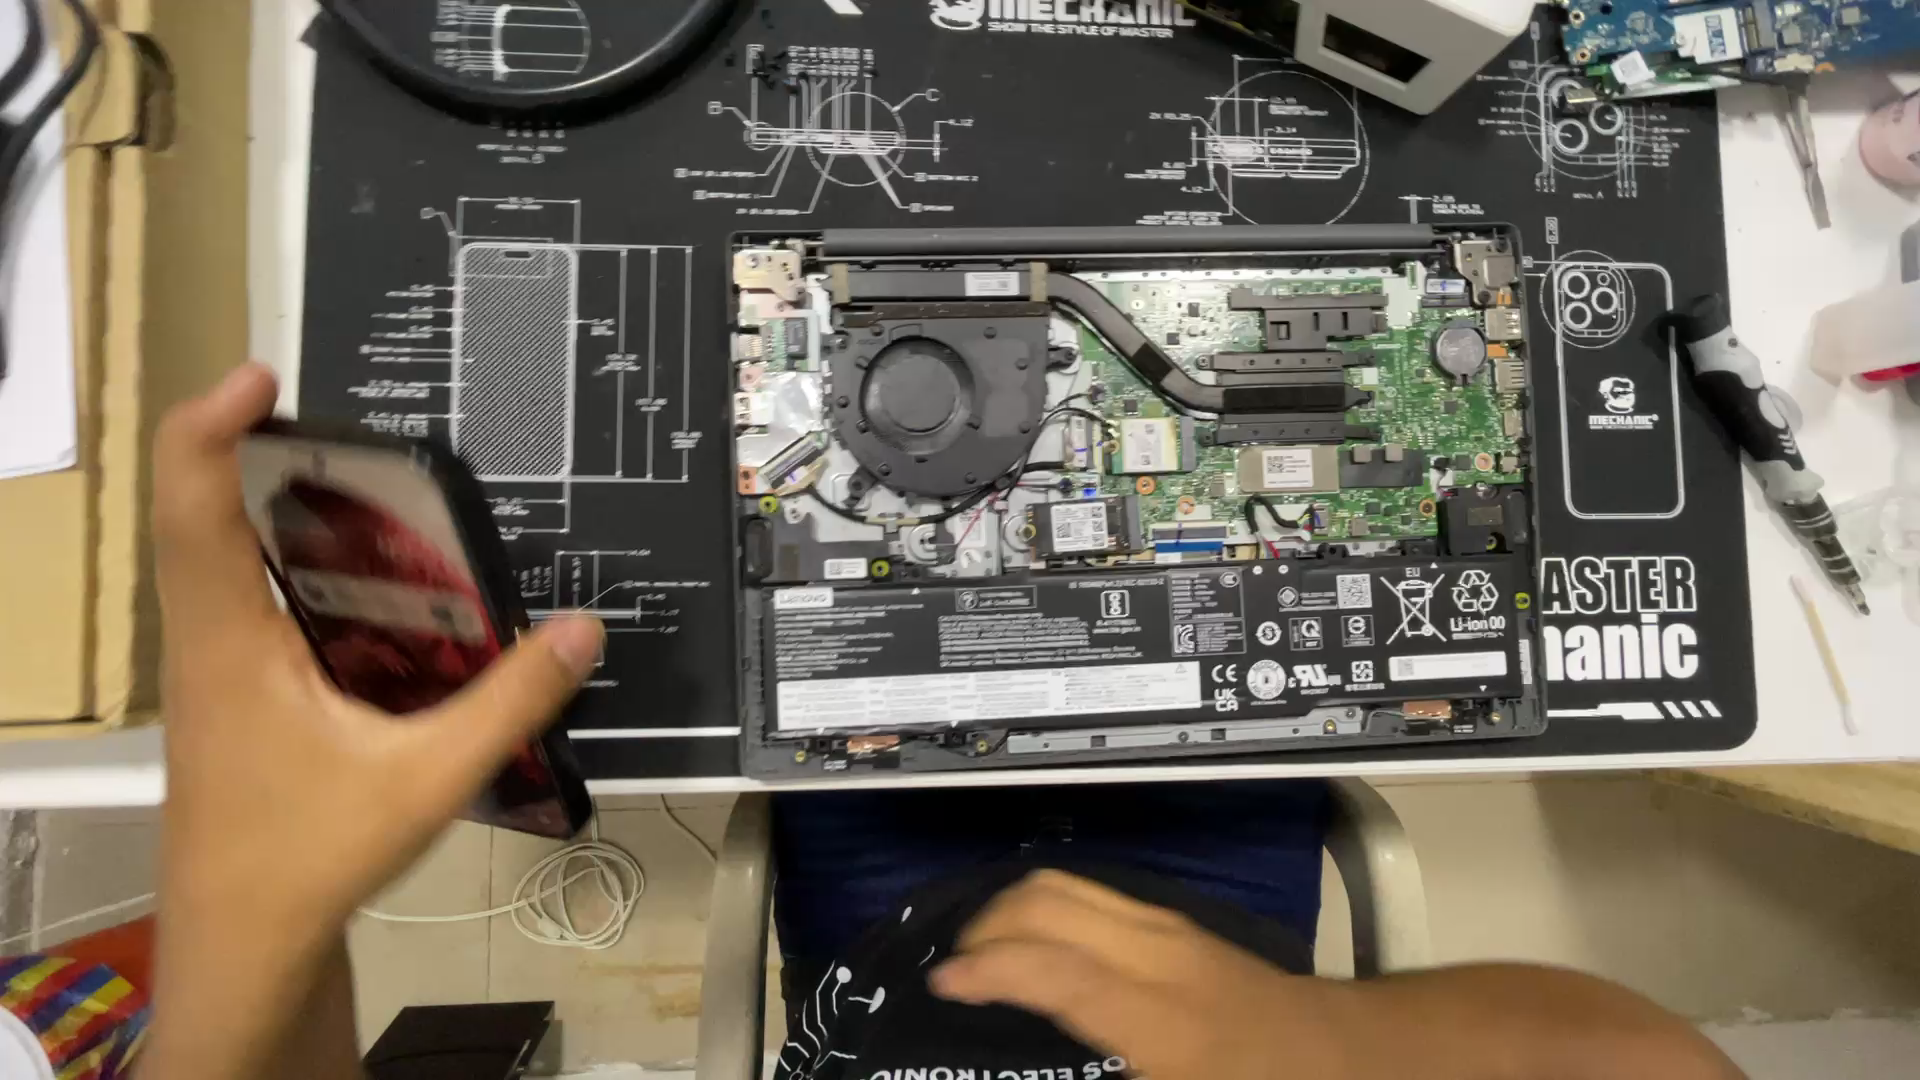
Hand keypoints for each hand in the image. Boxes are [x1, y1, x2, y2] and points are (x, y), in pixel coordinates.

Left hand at [152, 364, 604, 945]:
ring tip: (395, 502)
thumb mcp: (429, 775)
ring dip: (305, 524)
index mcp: (232, 648)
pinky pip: (286, 614)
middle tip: (368, 436)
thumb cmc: (312, 856)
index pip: (192, 517)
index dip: (207, 433)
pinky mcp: (258, 701)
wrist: (250, 945)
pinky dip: (332, 582)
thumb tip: (585, 627)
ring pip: (251, 572)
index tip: (259, 376)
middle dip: (274, 464)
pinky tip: (403, 600)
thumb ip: (512, 699)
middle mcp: (219, 647)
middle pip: (217, 527)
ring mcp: (233, 677)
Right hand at [930, 870, 1354, 1079]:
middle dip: (985, 927)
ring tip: (976, 951)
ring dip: (1007, 907)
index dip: (988, 971)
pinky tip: (1025, 941)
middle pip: (1046, 901)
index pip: (1054, 969)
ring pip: (1061, 884)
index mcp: (1161, 1018)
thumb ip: (1105, 1074)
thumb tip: (1036, 1063)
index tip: (941, 986)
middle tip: (952, 970)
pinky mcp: (1165, 917)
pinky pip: (1082, 892)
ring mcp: (1160, 923)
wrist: (1345, 1058)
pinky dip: (1038, 906)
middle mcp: (1154, 952)